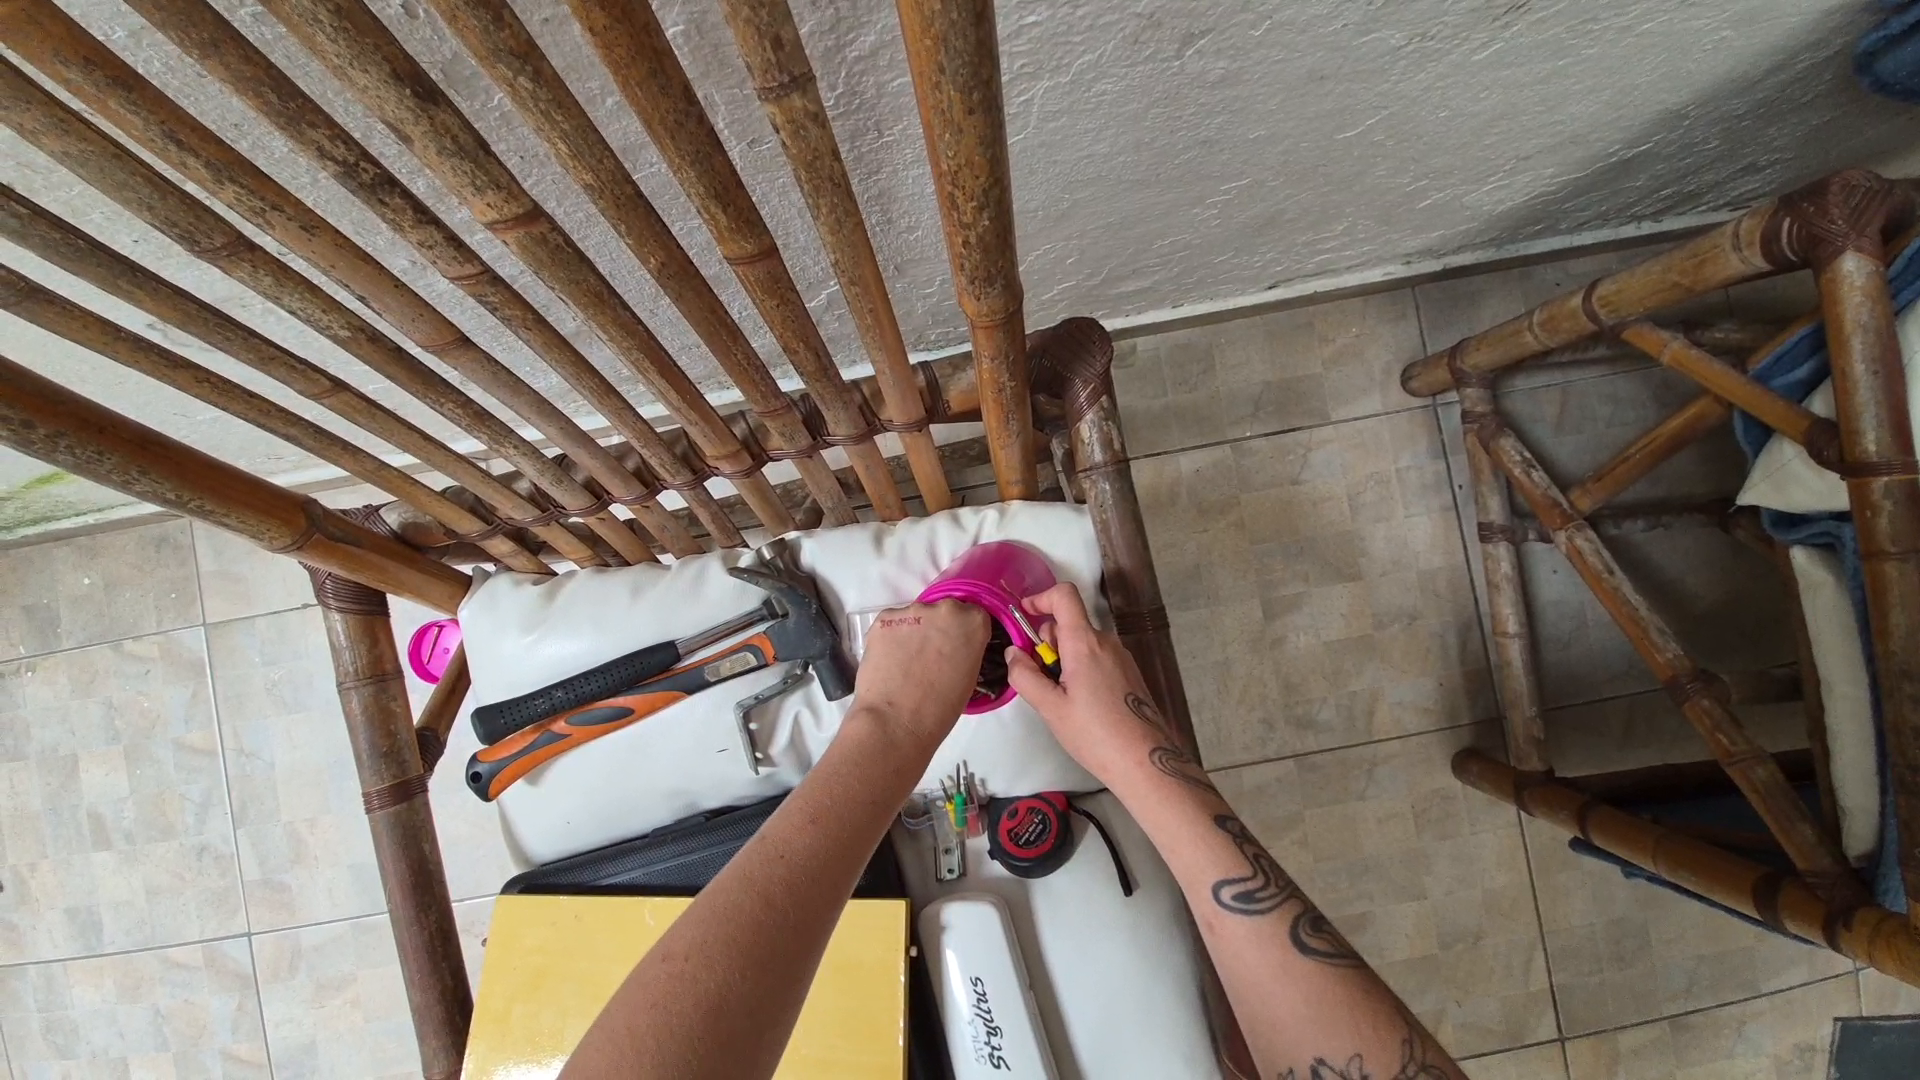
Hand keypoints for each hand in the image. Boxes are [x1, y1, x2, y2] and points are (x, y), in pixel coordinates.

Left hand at [851, 600, 989, 746]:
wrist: (896, 720)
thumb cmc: (940, 708)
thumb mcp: (970, 676)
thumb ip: (966, 650)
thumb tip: (953, 648)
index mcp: (975, 622)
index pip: (973, 616)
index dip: (963, 633)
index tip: (956, 648)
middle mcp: (946, 608)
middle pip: (944, 611)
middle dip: (938, 628)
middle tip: (929, 656)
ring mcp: (912, 611)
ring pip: (915, 617)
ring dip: (913, 633)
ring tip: (905, 663)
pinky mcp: (884, 619)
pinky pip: (891, 624)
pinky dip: (891, 638)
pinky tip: (889, 661)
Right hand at [1005, 584, 1212, 794]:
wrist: (1145, 762)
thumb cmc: (1094, 735)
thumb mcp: (1050, 708)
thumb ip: (1025, 676)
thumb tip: (1014, 653)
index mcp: (1085, 643)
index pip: (1064, 596)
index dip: (1041, 597)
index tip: (1025, 615)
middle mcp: (1106, 642)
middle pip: (1069, 623)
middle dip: (1048, 644)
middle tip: (1042, 681)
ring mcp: (1121, 656)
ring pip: (1082, 643)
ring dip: (1064, 659)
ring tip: (1063, 699)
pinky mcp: (1129, 672)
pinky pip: (1097, 657)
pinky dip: (1081, 668)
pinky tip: (1082, 704)